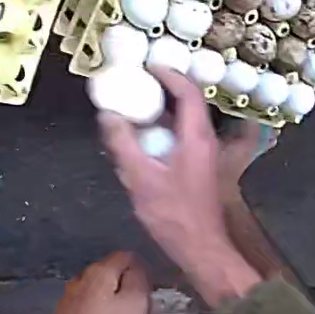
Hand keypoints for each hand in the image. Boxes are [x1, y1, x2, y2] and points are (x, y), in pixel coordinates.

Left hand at [33, 251, 151, 313]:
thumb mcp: (135, 306)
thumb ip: (139, 280)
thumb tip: (136, 267)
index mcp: (98, 272)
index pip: (126, 256)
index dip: (142, 270)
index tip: (150, 293)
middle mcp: (78, 280)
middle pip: (110, 273)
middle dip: (126, 287)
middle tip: (139, 312)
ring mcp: (66, 301)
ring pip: (96, 293)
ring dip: (110, 304)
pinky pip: (85, 311)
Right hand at [98, 68, 263, 307]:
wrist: (201, 247)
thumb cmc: (174, 214)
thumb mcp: (141, 178)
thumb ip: (123, 144)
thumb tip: (109, 116)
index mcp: (197, 136)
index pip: (188, 92)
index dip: (169, 74)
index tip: (148, 66)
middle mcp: (205, 140)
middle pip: (188, 102)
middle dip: (163, 89)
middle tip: (137, 83)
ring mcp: (204, 154)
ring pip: (184, 121)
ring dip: (162, 111)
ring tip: (134, 107)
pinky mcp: (199, 167)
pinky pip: (182, 137)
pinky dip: (163, 130)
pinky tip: (142, 140)